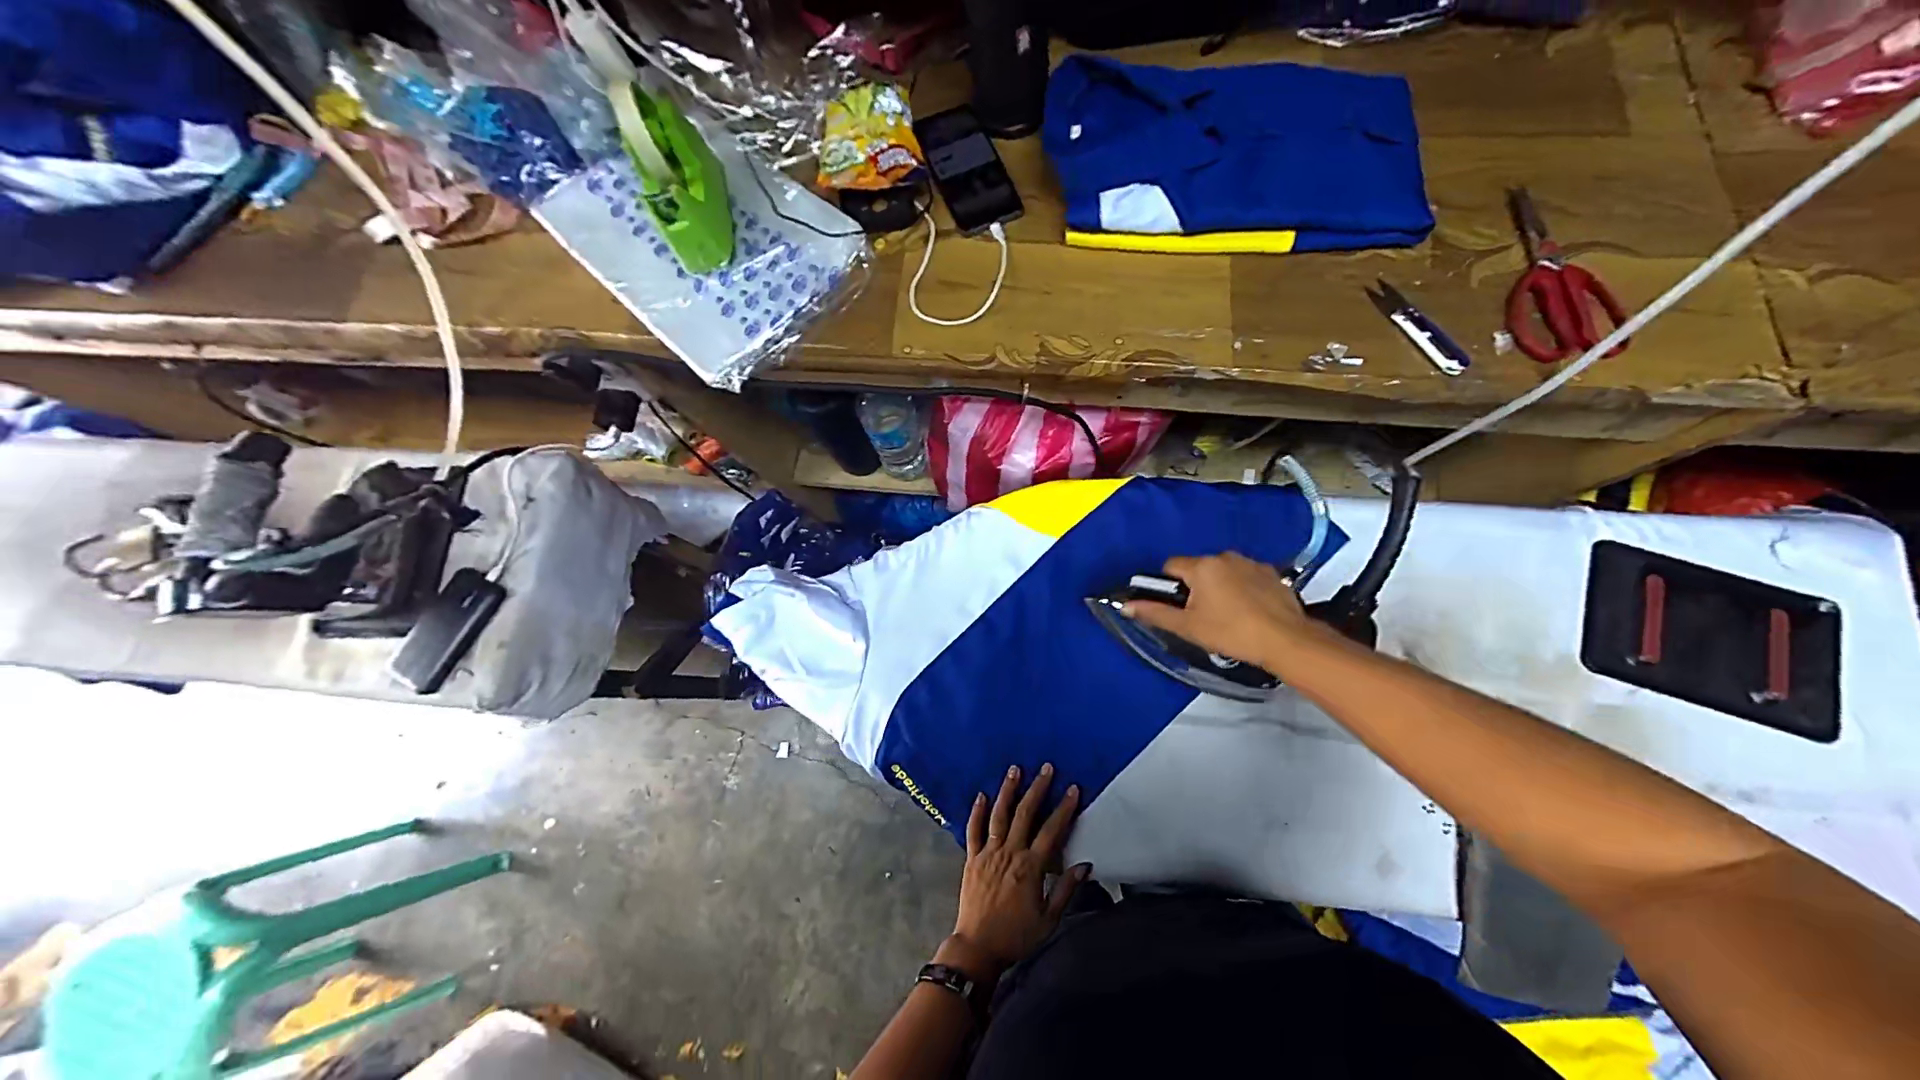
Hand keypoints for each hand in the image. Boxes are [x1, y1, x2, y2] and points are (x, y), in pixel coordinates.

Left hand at [946, 764, 1087, 981]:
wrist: (978, 947)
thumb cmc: (1017, 936)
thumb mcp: (1049, 918)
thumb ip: (1066, 889)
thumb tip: (1085, 865)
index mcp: (1031, 867)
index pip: (1052, 830)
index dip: (1064, 808)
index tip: (1073, 789)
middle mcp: (1009, 854)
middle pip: (1025, 814)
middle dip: (1037, 789)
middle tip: (1046, 768)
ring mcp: (988, 854)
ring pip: (999, 815)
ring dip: (1008, 790)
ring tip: (1015, 769)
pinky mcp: (972, 859)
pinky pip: (974, 830)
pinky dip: (977, 811)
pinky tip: (981, 794)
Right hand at [1123, 553, 1315, 668]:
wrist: (1285, 640)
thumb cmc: (1231, 632)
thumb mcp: (1188, 627)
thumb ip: (1155, 613)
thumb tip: (1125, 606)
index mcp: (1202, 566)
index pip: (1171, 566)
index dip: (1168, 586)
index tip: (1176, 606)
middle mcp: (1225, 557)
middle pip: (1198, 568)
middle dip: (1195, 587)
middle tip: (1201, 616)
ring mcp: (1251, 563)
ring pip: (1223, 572)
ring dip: (1220, 586)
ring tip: (1227, 615)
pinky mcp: (1272, 574)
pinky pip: (1246, 576)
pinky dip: (1242, 589)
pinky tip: (1248, 611)